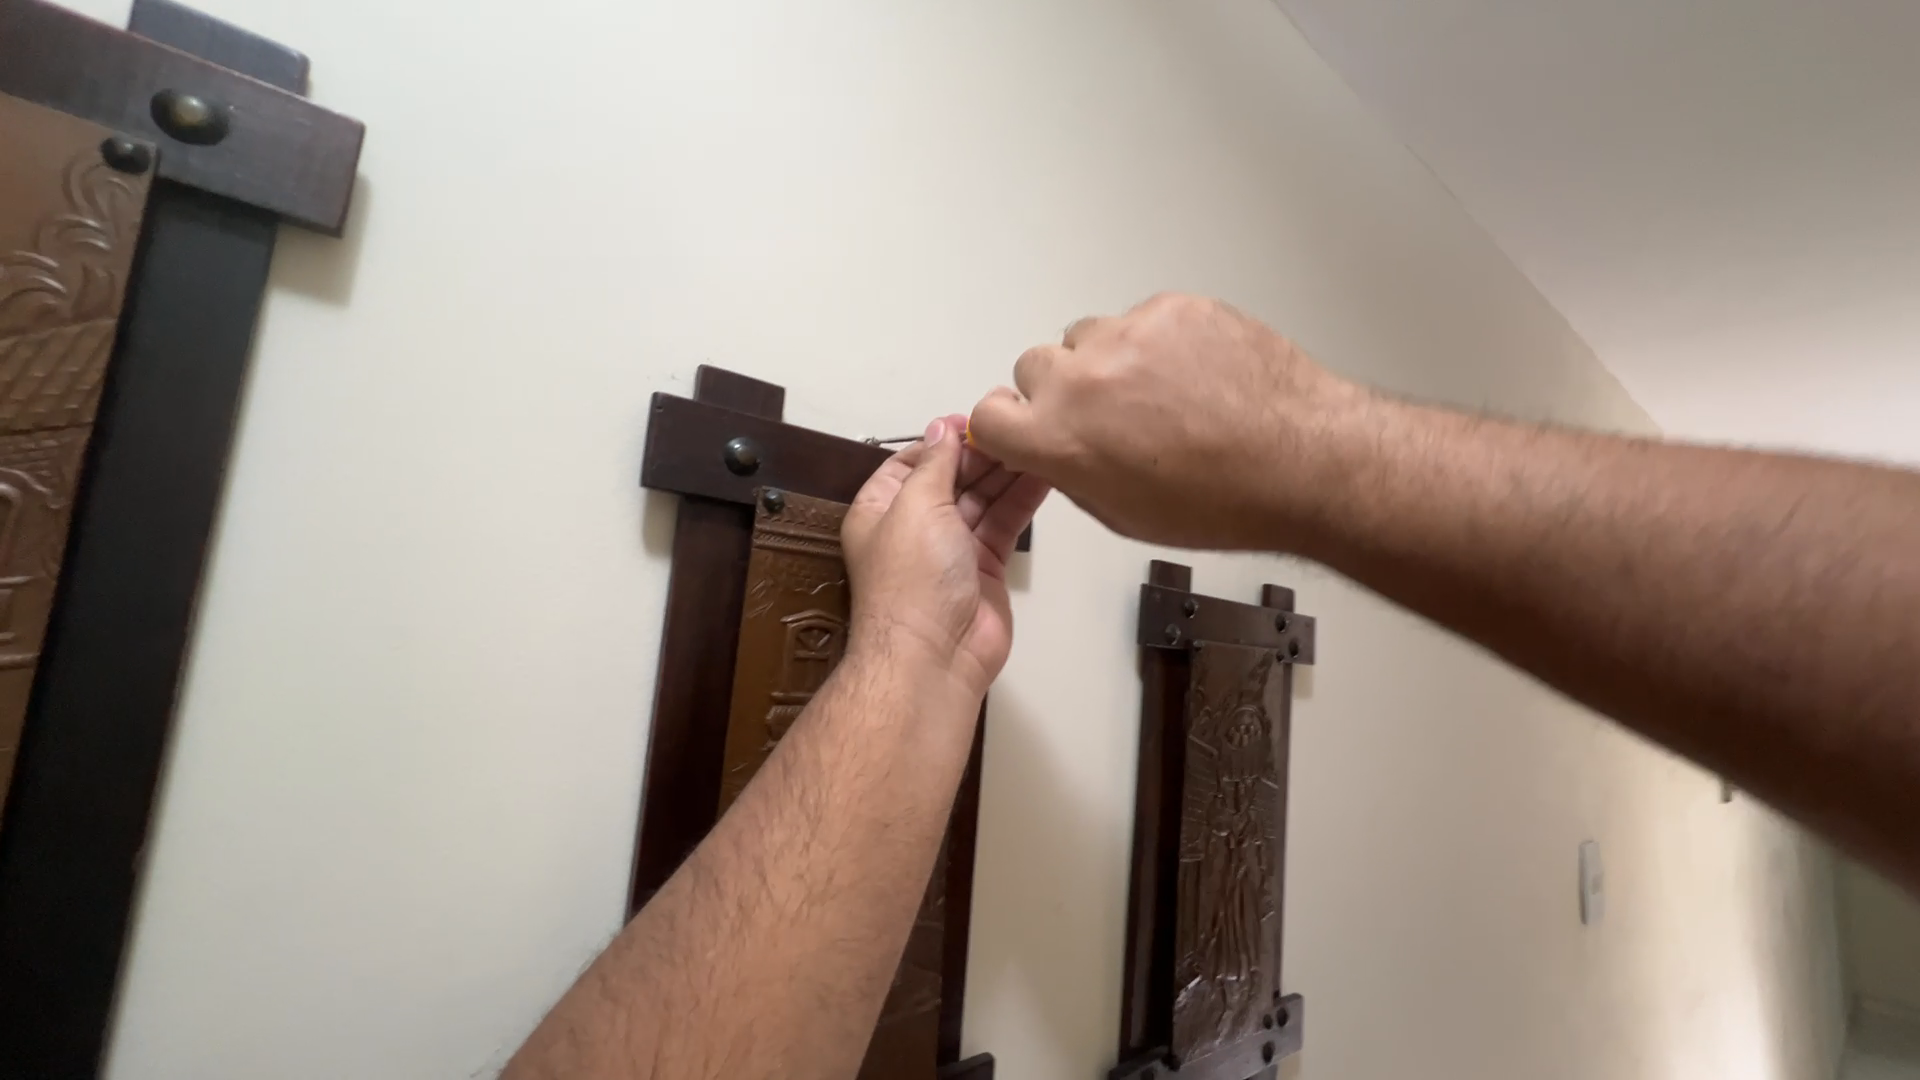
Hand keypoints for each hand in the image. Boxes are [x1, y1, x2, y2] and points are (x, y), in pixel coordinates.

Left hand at [842, 415, 1049, 699]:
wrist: (935, 655)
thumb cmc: (913, 576)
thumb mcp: (915, 506)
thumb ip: (934, 464)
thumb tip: (942, 428)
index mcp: (881, 509)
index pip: (911, 462)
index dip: (942, 441)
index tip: (976, 421)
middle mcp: (915, 527)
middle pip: (951, 478)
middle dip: (981, 455)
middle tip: (1018, 428)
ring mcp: (952, 548)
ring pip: (982, 499)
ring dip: (1006, 473)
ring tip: (1038, 443)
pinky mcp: (985, 566)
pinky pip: (1003, 524)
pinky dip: (1021, 500)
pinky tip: (1044, 475)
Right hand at [966, 293, 1372, 550]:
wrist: (1301, 461)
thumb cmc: (1216, 503)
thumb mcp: (1120, 513)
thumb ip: (1069, 470)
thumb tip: (1057, 445)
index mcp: (1059, 438)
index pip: (987, 415)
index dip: (1004, 424)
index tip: (1023, 426)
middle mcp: (1080, 380)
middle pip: (1033, 366)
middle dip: (1060, 390)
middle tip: (1107, 412)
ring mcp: (1126, 335)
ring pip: (1087, 337)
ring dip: (1106, 361)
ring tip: (1159, 391)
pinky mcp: (1171, 307)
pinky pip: (1140, 320)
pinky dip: (1156, 343)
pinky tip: (1195, 373)